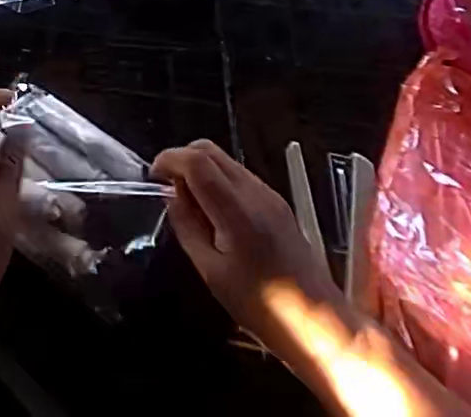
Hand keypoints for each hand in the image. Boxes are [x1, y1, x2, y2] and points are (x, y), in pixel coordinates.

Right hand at [152, 139, 334, 339]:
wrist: (317, 320)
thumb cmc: (261, 306)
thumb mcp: (212, 273)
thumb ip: (187, 227)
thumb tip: (170, 195)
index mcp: (237, 211)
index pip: (197, 161)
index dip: (169, 160)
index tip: (153, 176)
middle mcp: (254, 192)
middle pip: (209, 150)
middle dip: (181, 158)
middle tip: (165, 185)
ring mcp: (268, 193)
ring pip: (224, 159)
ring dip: (199, 167)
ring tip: (187, 200)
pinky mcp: (276, 200)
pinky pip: (238, 175)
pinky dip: (217, 178)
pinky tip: (212, 208)